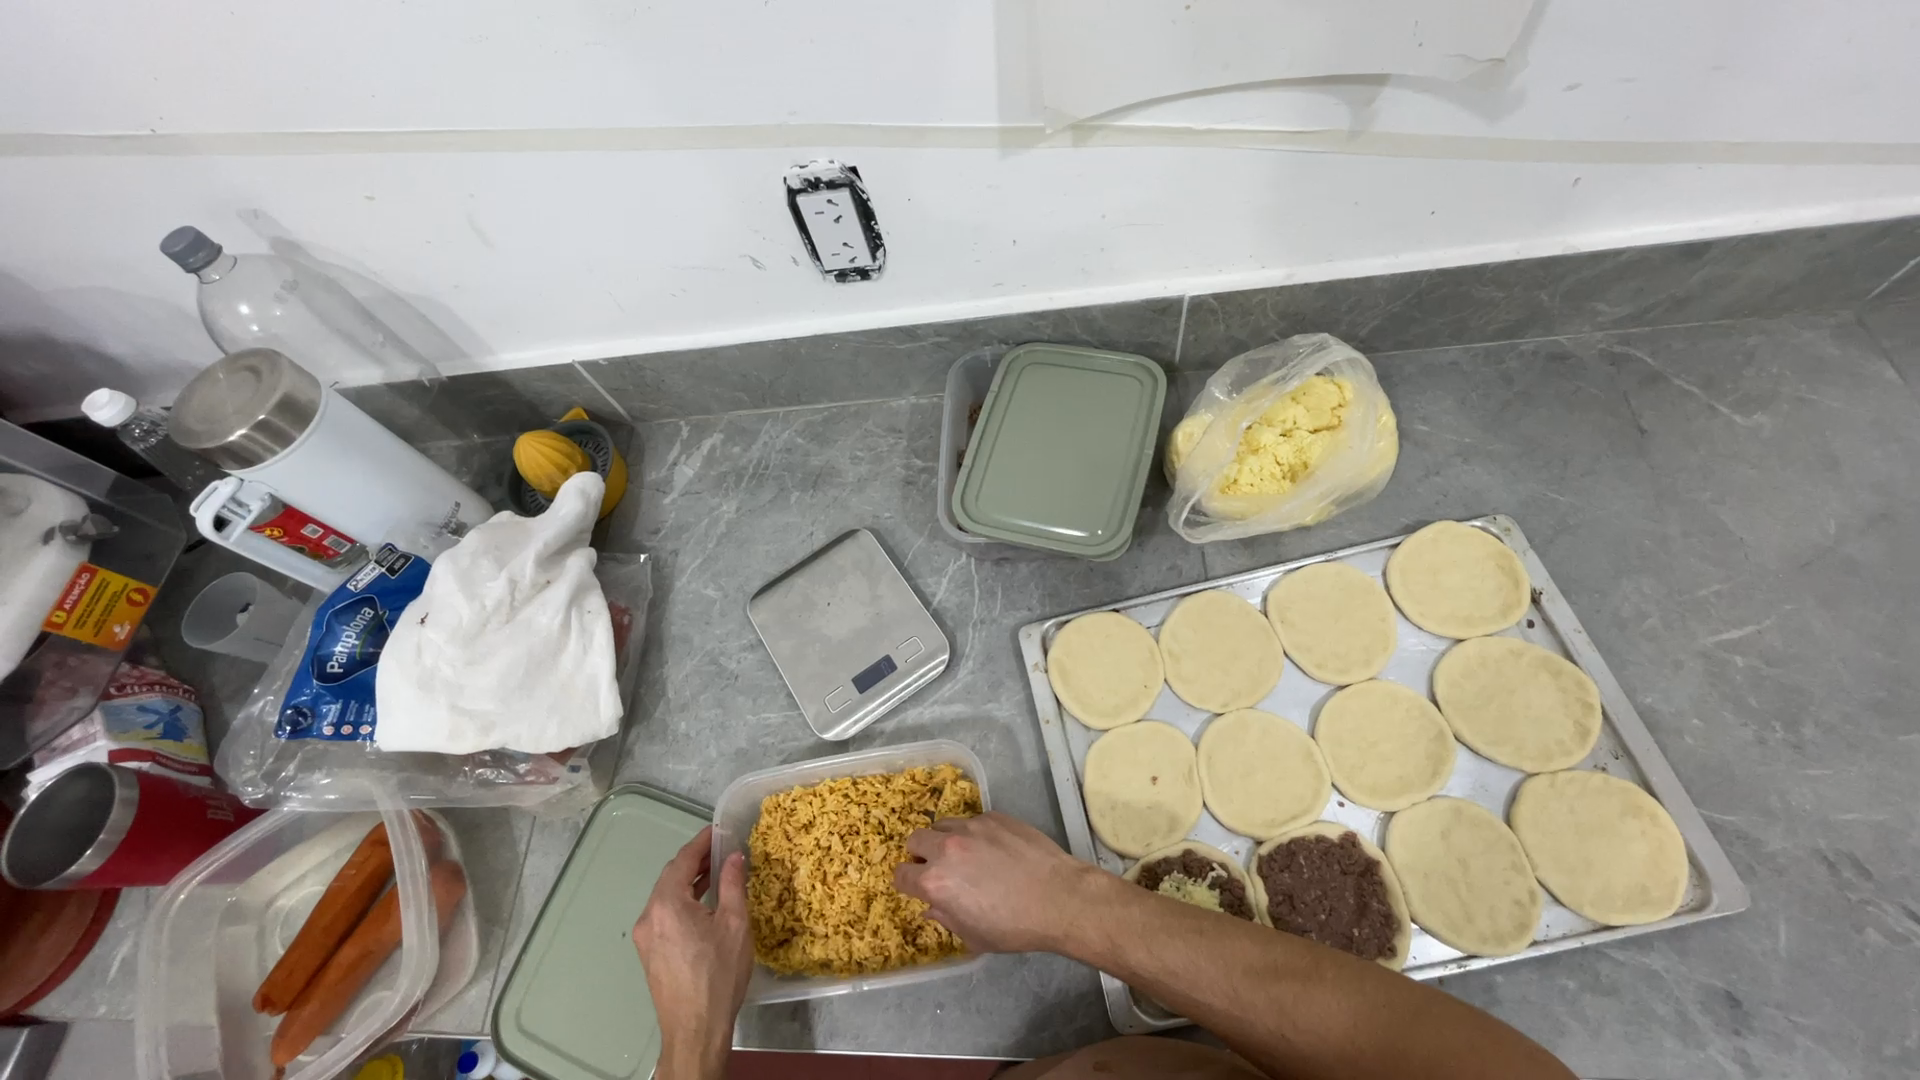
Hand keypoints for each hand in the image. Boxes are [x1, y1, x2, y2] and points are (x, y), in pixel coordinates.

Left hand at [632, 826, 752, 1079]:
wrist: (696, 1029)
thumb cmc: (718, 974)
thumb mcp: (734, 923)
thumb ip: (732, 884)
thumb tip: (733, 856)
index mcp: (667, 904)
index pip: (683, 861)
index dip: (701, 842)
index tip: (718, 828)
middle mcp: (649, 916)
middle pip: (671, 876)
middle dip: (695, 860)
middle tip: (722, 848)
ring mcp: (646, 937)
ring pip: (667, 896)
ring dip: (690, 881)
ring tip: (717, 871)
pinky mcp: (650, 953)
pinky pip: (665, 914)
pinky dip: (684, 900)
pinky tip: (704, 902)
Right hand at [893, 811, 1108, 953]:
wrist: (1058, 897)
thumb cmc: (1014, 927)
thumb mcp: (973, 936)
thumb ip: (945, 918)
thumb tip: (932, 907)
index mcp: (935, 881)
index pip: (901, 874)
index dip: (907, 882)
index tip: (916, 886)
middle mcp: (946, 848)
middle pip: (915, 840)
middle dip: (920, 854)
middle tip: (938, 868)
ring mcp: (971, 828)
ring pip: (943, 825)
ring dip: (945, 840)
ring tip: (964, 855)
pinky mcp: (993, 816)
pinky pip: (972, 821)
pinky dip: (973, 834)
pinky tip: (993, 849)